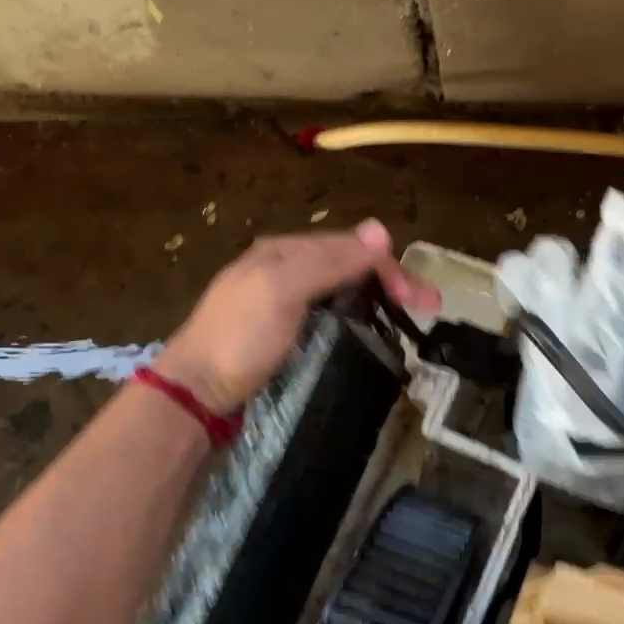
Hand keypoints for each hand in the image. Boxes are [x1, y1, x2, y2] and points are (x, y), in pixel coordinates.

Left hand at [155, 220, 440, 413]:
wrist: (194, 392)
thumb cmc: (239, 338)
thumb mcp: (283, 290)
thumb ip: (330, 261)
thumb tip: (381, 231)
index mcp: (284, 250)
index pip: (352, 247)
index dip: (391, 268)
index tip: (422, 301)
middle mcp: (284, 267)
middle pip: (350, 264)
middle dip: (392, 280)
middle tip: (428, 307)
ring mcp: (280, 299)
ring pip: (342, 286)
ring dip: (379, 295)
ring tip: (408, 317)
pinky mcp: (281, 330)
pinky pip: (330, 309)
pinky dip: (358, 313)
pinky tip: (367, 327)